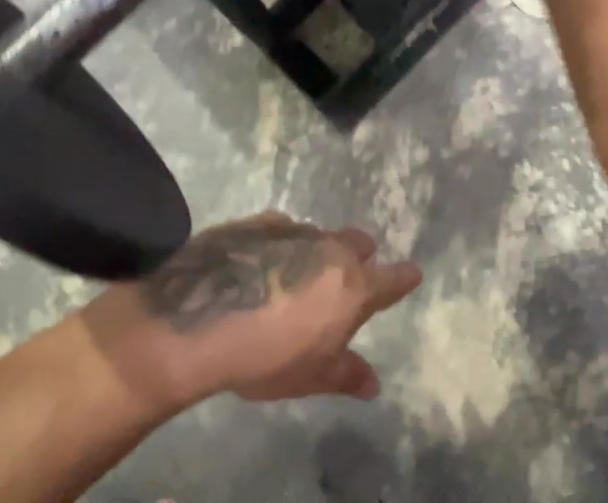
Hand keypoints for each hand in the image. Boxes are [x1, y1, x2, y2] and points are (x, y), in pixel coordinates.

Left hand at [81, 214, 422, 409]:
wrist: (195, 320)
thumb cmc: (265, 356)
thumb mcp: (310, 376)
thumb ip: (347, 375)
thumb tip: (374, 383)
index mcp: (354, 287)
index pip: (393, 279)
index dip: (404, 278)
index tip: (412, 273)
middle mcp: (330, 250)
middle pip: (358, 243)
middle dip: (360, 255)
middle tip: (347, 276)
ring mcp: (292, 231)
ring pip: (317, 235)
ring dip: (314, 252)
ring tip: (292, 277)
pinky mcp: (254, 223)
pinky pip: (278, 231)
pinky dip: (277, 245)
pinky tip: (256, 264)